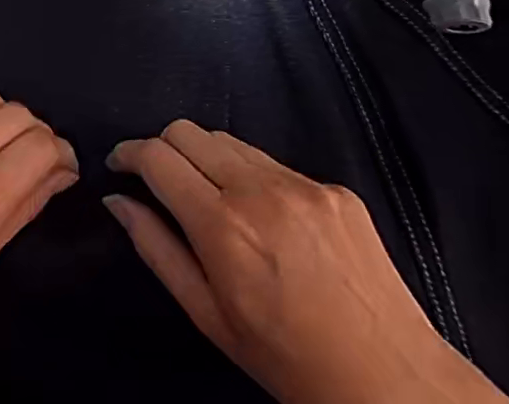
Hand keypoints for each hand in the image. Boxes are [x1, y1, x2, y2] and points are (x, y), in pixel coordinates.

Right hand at [105, 121, 508, 403]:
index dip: (129, 152)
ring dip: (205, 156)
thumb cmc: (285, 359)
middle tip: (158, 178)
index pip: (158, 157)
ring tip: (208, 196)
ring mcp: (303, 182)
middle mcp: (260, 189)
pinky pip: (274, 163)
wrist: (390, 380)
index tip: (119, 163)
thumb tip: (118, 201)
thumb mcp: (208, 316)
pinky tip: (263, 216)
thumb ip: (156, 249)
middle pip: (189, 131)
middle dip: (162, 145)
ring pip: (231, 140)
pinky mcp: (334, 186)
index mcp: (223, 227)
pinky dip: (252, 176)